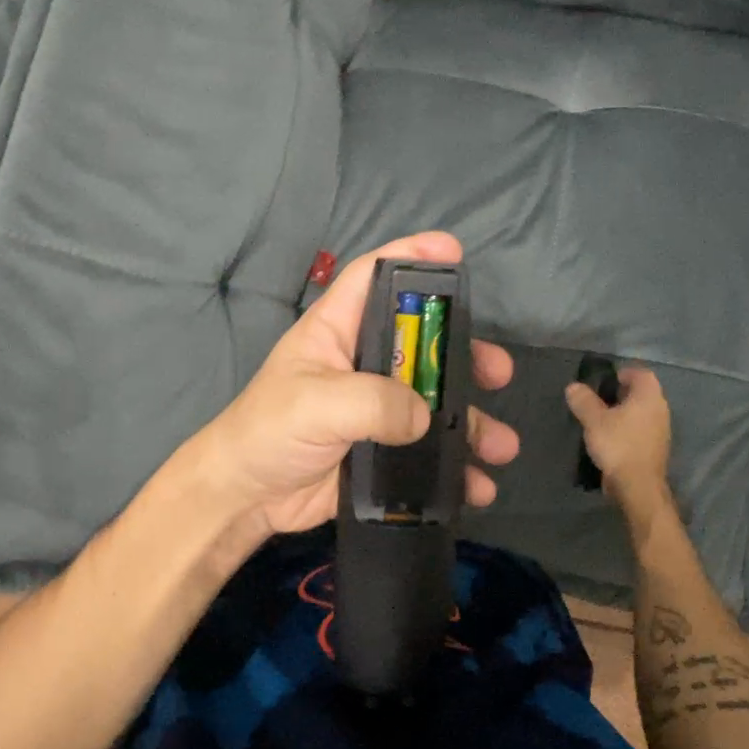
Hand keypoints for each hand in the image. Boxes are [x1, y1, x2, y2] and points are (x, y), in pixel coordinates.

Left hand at [195, 231, 519, 535]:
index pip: (374, 276)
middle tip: (497, 371)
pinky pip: (429, 452)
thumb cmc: (269, 431)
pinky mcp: (382, 449)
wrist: (246, 498)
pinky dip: (457, 468)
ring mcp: (375, 408)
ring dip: (471, 421)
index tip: (454, 250)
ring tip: (502, 446)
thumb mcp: (317, 405)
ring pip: (435, 402)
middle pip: (423, 343)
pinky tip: (479, 487)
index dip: (412, 254)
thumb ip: (374, 402)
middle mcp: (362, 362)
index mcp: (337, 331)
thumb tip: (426, 418)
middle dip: (465, 355)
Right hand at [565, 366, 670, 505]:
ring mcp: (660, 430)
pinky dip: (628, 428)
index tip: (604, 381)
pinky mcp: (655, 448)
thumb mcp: (594, 420)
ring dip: (624, 412)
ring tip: (601, 418)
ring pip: (642, 412)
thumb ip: (583, 401)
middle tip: (598, 398)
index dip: (623, 373)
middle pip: (642, 392)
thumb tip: (573, 387)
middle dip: (621, 393)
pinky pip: (641, 429)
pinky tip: (610, 438)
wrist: (638, 486)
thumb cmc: (618, 445)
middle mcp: (660, 409)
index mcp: (648, 396)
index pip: (641, 373)